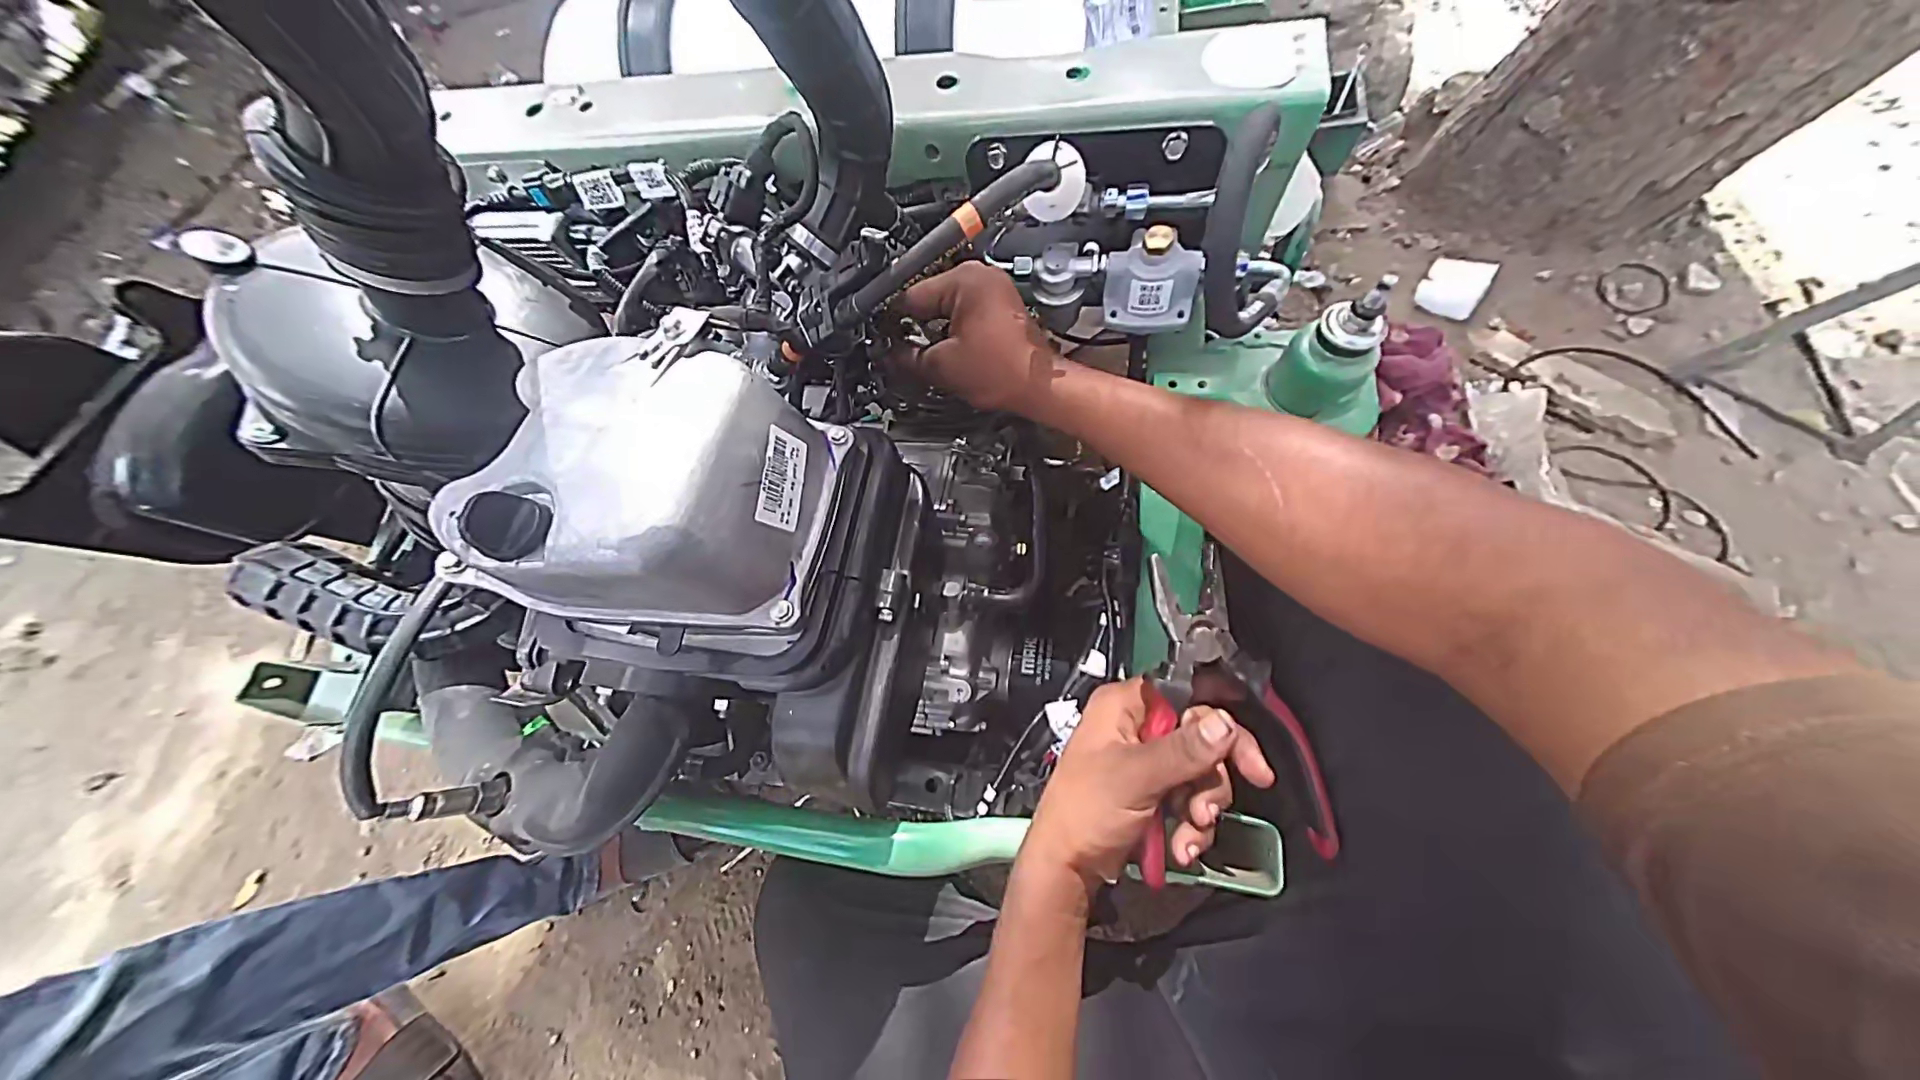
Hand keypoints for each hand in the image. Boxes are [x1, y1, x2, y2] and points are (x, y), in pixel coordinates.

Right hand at [892, 262, 1070, 414]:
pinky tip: (949, 349)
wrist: (1039, 386)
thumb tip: (890, 354)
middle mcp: (980, 276)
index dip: (892, 320)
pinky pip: (964, 310)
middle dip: (915, 324)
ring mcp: (992, 289)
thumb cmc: (1006, 372)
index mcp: (965, 280)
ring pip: (946, 305)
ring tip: (928, 353)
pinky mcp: (999, 304)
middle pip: (929, 297)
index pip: (911, 295)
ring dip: (934, 328)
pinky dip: (953, 329)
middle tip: (902, 349)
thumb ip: (907, 357)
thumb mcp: (942, 367)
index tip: (883, 336)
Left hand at [1020, 678, 1275, 890]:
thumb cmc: (1085, 811)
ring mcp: (1145, 762)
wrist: (1066, 867)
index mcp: (1123, 706)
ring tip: (1188, 835)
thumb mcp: (1136, 776)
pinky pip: (1189, 799)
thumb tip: (1224, 723)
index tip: (1245, 759)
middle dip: (1210, 780)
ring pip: (1200, 773)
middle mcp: (1135, 727)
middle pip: (1201, 738)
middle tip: (1209, 809)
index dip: (1217, 723)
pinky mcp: (1152, 793)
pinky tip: (1181, 848)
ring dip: (1201, 809)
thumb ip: (1183, 751)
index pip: (1185, 695)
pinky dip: (1191, 825)